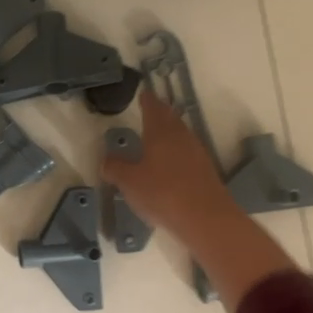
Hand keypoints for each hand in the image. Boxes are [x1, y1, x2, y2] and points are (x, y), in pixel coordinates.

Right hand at [102, 88, 240, 244]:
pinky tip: (168, 165)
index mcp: (161, 132)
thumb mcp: (129, 182)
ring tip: (155, 138)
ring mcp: (196, 153)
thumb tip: (107, 159)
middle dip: (159, 114)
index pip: (153, 108)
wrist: (205, 218)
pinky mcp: (204, 171)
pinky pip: (186, 154)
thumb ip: (115, 167)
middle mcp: (181, 137)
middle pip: (170, 119)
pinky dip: (175, 153)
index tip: (143, 94)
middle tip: (149, 111)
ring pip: (180, 136)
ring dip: (168, 134)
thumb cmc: (162, 193)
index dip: (147, 100)